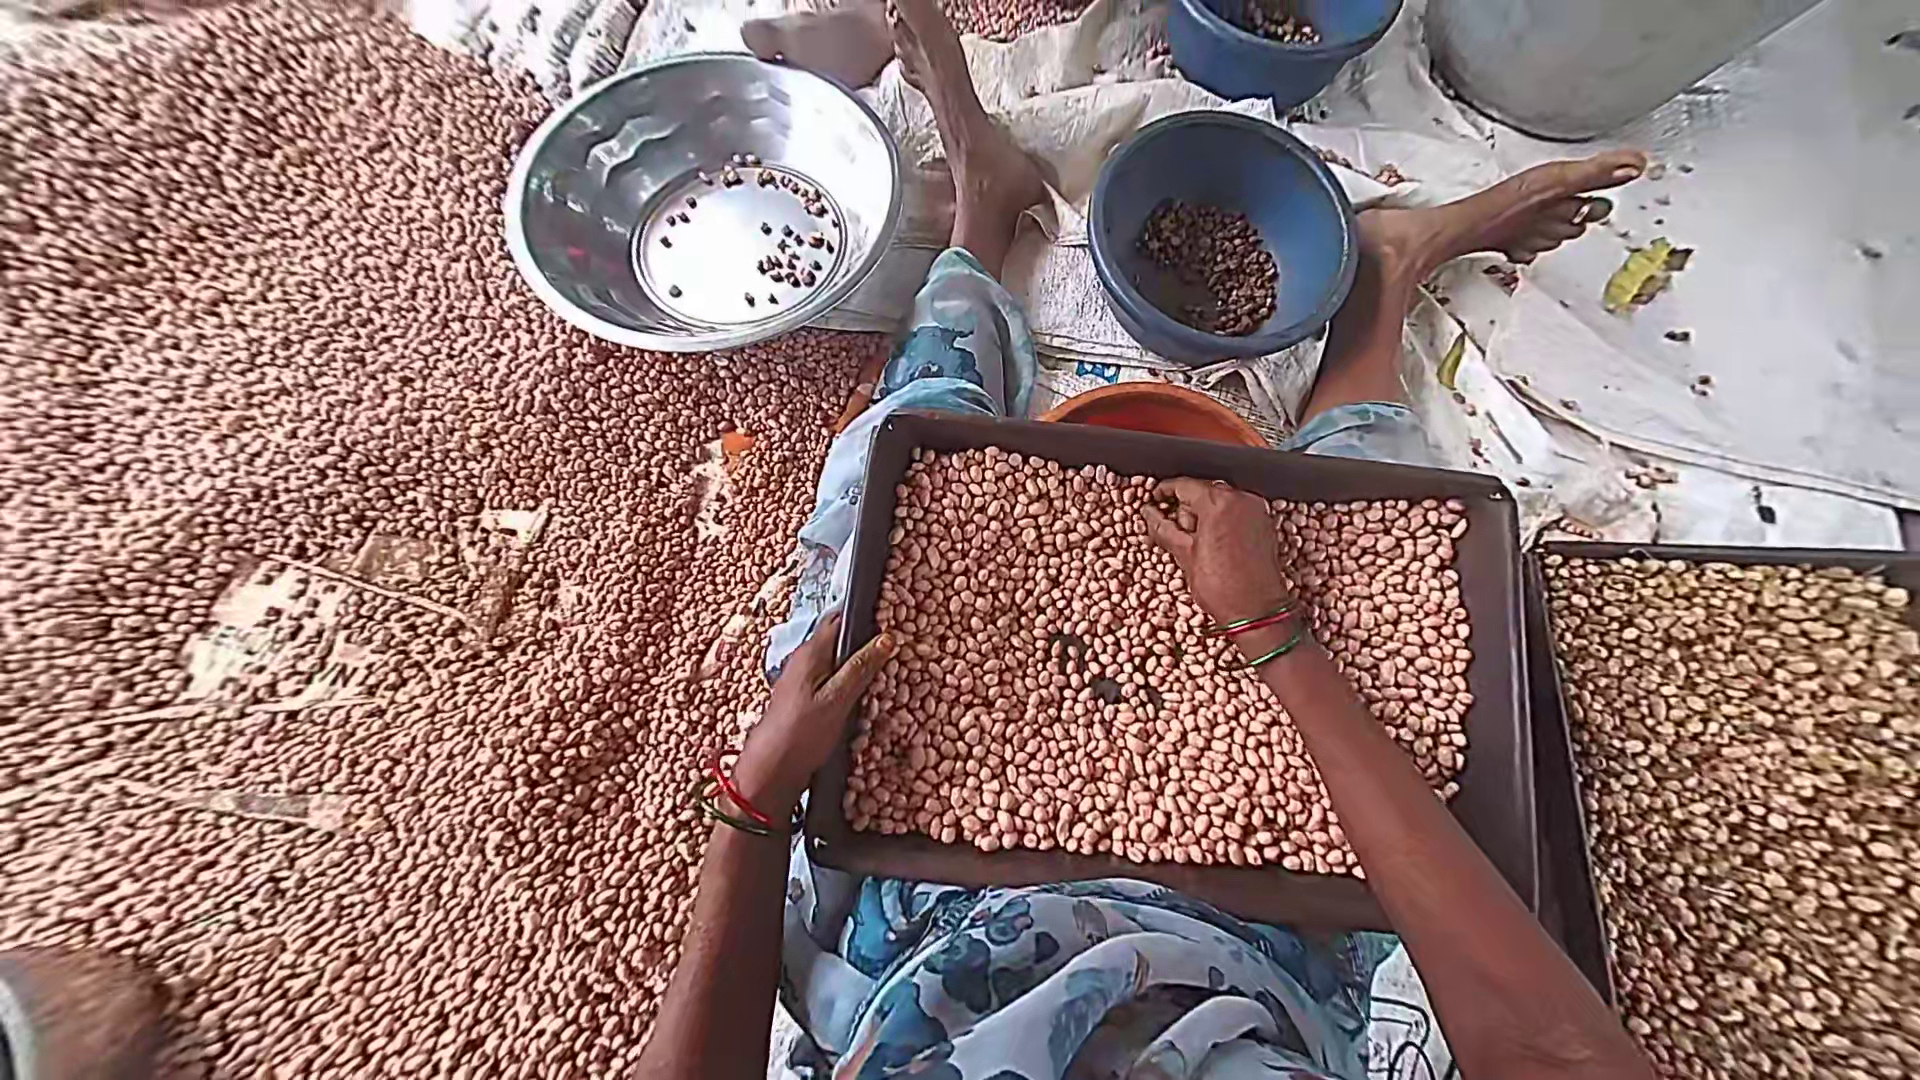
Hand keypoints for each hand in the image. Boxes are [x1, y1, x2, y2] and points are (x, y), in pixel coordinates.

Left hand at [732, 613, 897, 817]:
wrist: (770, 772)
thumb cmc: (801, 734)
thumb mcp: (838, 700)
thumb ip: (861, 667)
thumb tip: (886, 638)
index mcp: (811, 652)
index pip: (840, 618)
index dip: (866, 616)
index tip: (892, 619)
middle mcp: (805, 659)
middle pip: (841, 639)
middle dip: (866, 641)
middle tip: (895, 649)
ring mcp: (803, 678)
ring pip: (838, 660)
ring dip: (859, 664)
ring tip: (885, 673)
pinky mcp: (806, 696)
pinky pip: (833, 679)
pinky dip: (850, 682)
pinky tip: (864, 697)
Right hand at [1141, 478, 1293, 625]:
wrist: (1256, 612)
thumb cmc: (1224, 588)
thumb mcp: (1183, 554)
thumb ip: (1162, 527)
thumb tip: (1149, 513)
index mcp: (1219, 503)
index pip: (1184, 485)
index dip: (1164, 491)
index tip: (1155, 498)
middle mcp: (1242, 501)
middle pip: (1203, 491)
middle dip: (1184, 506)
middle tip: (1168, 524)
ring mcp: (1256, 512)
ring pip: (1220, 501)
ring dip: (1202, 514)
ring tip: (1189, 539)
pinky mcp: (1263, 525)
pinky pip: (1235, 512)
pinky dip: (1220, 520)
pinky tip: (1208, 541)